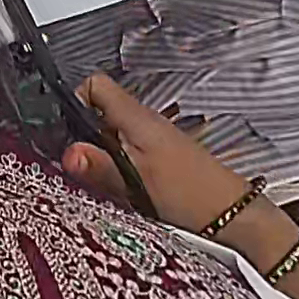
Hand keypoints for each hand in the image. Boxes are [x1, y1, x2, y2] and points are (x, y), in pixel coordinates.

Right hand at [60, 73, 255, 231]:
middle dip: (83, 136)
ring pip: (109, 134)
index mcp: (135, 117)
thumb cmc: (192, 194)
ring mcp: (150, 138)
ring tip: (104, 179)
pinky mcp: (156, 156)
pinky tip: (122, 188)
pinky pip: (124, 151)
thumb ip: (99, 166)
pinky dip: (115, 166)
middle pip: (97, 111)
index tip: (66, 128)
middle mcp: (142, 122)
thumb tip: (67, 154)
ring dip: (99, 154)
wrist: (232, 214)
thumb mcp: (136, 182)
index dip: (75, 99)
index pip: (95, 84)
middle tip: (83, 163)